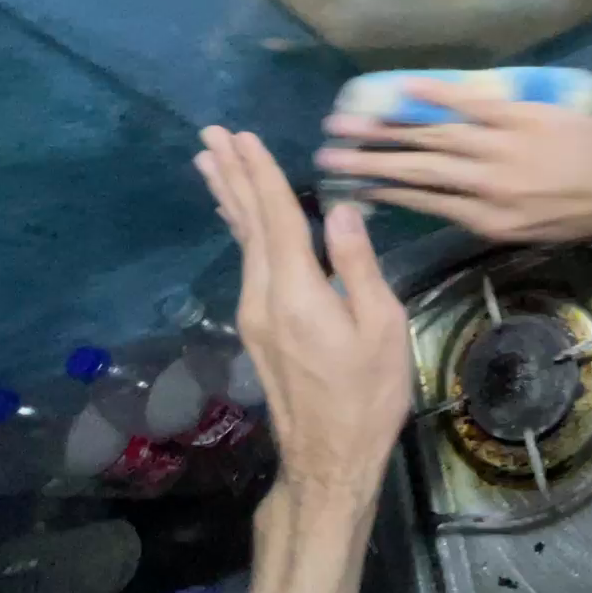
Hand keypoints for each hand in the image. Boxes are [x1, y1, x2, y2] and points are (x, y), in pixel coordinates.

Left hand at [193, 127, 410, 506]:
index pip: (276, 219)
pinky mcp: (258, 327)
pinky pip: (246, 261)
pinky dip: (238, 228)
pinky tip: (234, 217)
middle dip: (233, 175)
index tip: (246, 137)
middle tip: (212, 135)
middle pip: (247, 224)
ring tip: (210, 163)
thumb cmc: (368, 392)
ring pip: (240, 242)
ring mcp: (255, 314)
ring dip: (228, 197)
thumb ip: (358, 265)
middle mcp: (264, 297)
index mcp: (297, 292)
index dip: (263, 175)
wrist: (330, 457)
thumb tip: (340, 209)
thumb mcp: (381, 326)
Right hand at [313, 78, 591, 241]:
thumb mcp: (534, 232)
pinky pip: (470, 104)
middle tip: (327, 156)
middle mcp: (484, 187)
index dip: (385, 193)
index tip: (353, 186)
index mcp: (489, 221)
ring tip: (347, 123)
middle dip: (369, 164)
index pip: (425, 204)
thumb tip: (453, 198)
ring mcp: (500, 149)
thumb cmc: (586, 214)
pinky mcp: (518, 119)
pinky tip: (402, 88)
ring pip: (433, 138)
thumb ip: (491, 216)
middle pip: (417, 172)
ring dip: (387, 130)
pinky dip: (435, 95)